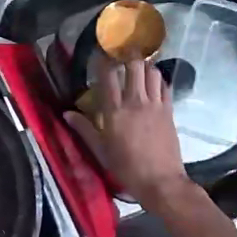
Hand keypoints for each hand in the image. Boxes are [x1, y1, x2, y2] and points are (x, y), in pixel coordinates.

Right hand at [64, 59, 189, 206]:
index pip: (107, 76)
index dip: (103, 61)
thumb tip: (67, 113)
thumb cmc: (126, 168)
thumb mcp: (100, 150)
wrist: (160, 182)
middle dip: (128, 56)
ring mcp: (155, 105)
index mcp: (114, 112)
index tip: (99, 55)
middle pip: (134, 66)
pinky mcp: (169, 111)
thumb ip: (84, 129)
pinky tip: (154, 84)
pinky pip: (165, 86)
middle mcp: (135, 102)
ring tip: (139, 68)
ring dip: (145, 66)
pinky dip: (159, 80)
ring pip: (152, 72)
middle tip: (123, 55)